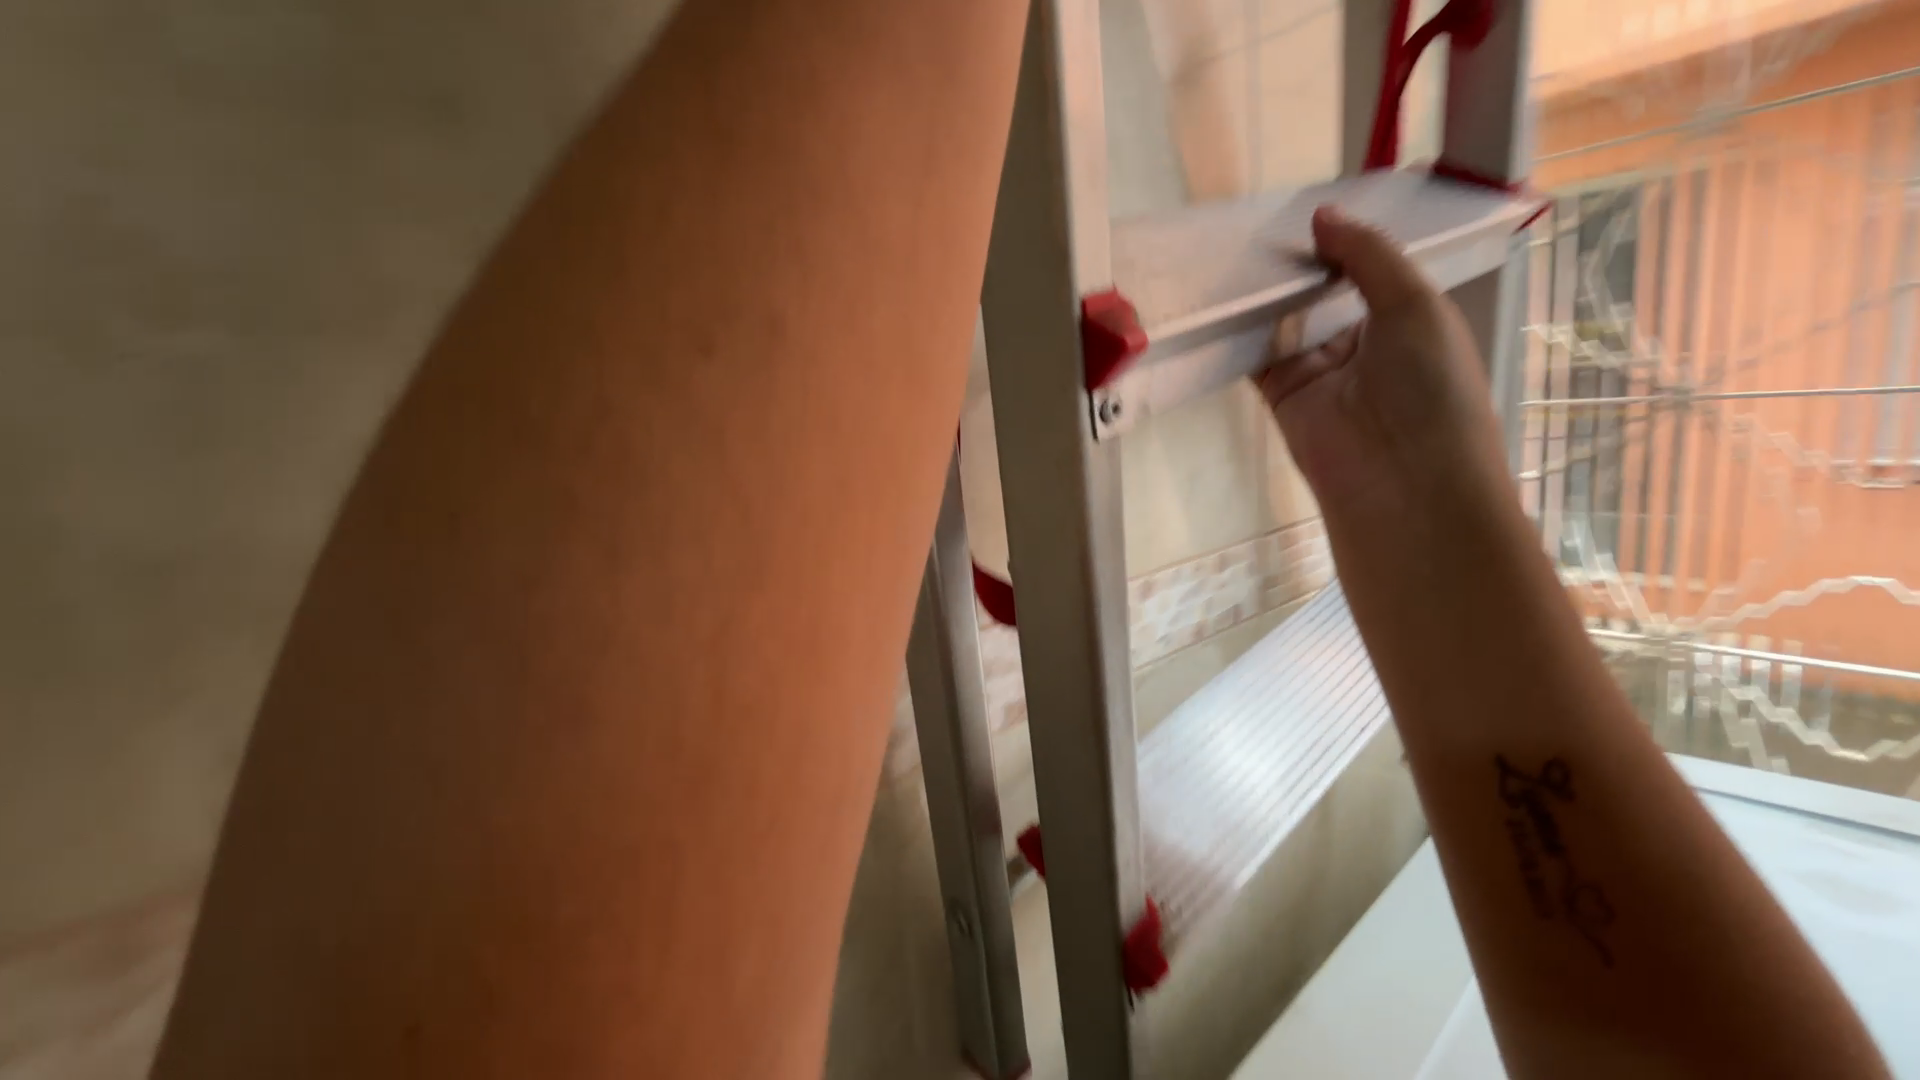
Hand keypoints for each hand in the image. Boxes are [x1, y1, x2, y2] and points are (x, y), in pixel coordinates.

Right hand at [1258, 206, 1511, 522]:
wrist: (1401, 480)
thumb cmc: (1429, 385)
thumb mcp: (1414, 303)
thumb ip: (1368, 255)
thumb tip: (1321, 215)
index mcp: (1408, 318)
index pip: (1370, 269)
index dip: (1345, 240)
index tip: (1312, 205)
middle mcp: (1362, 342)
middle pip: (1322, 293)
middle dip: (1300, 262)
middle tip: (1261, 218)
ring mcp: (1320, 371)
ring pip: (1286, 321)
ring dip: (1266, 293)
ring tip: (1234, 245)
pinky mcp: (1282, 395)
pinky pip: (1257, 355)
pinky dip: (1239, 331)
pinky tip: (1221, 297)